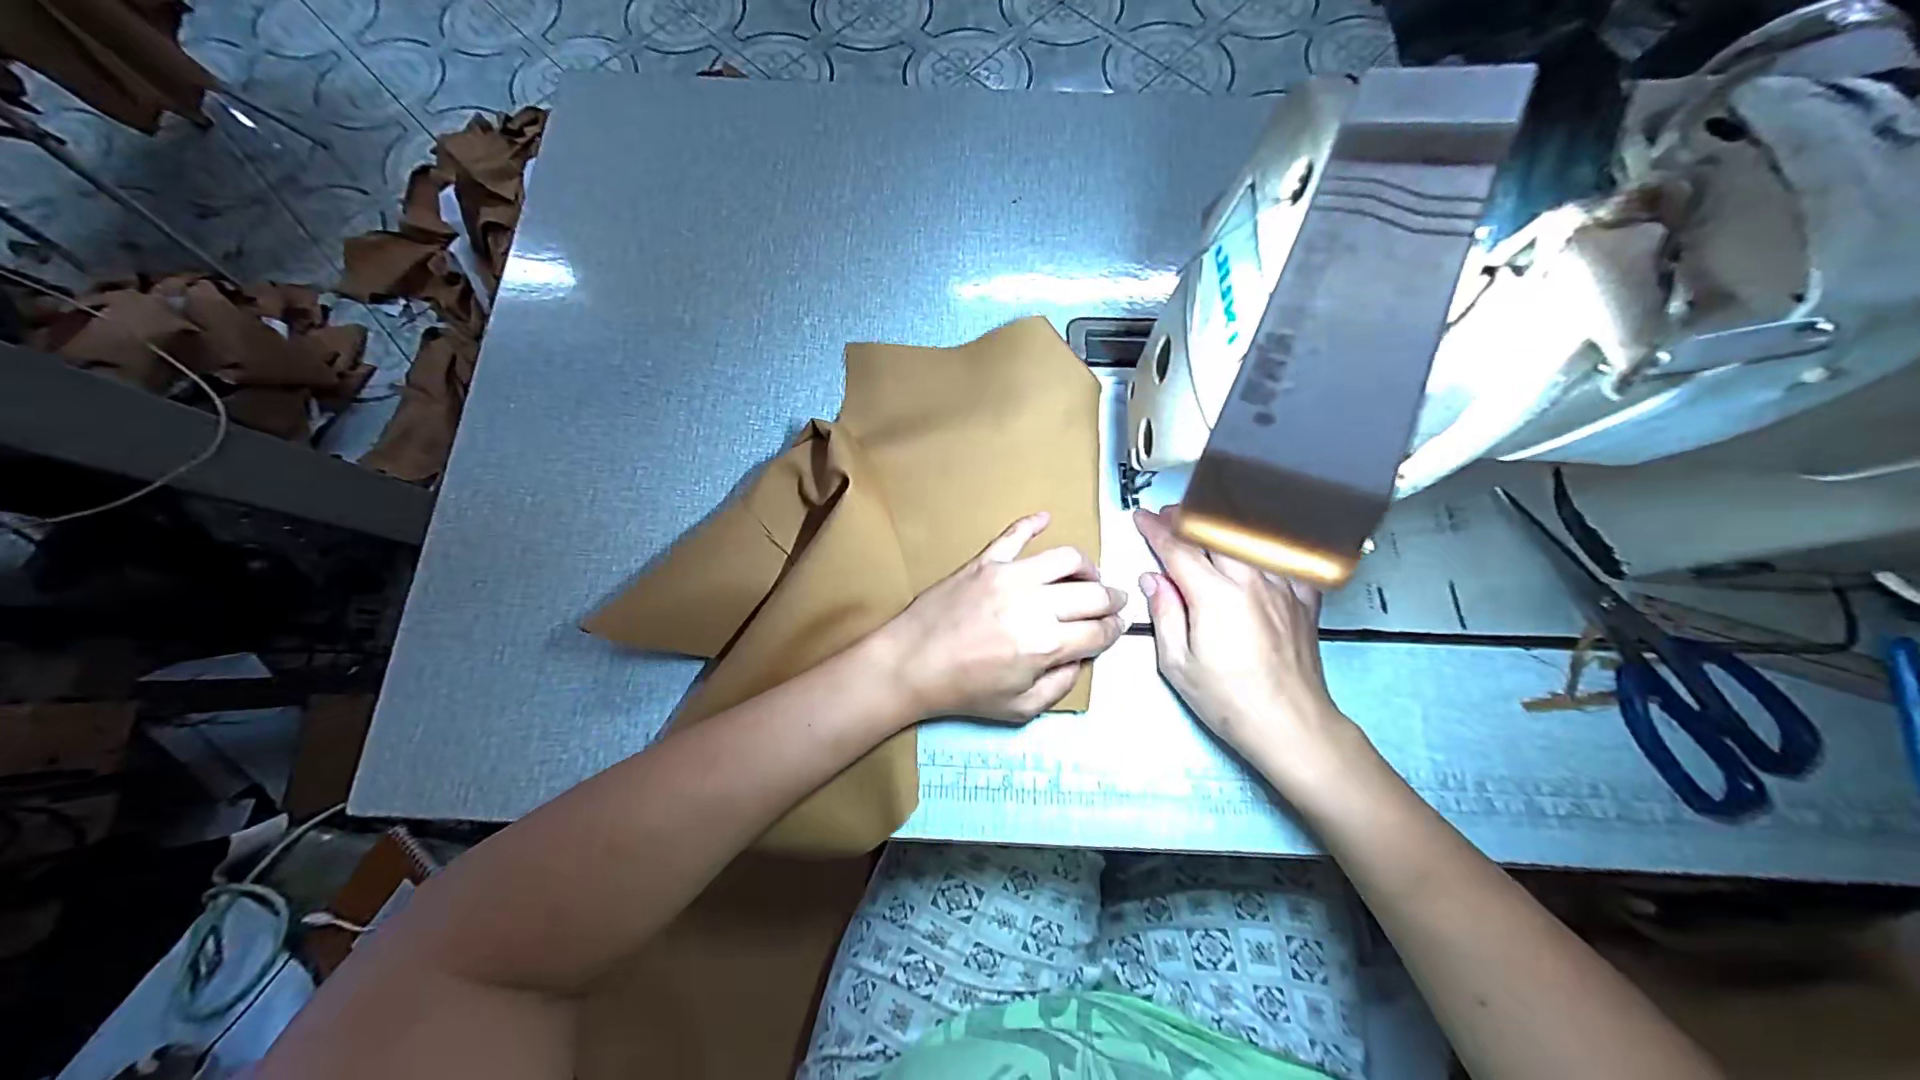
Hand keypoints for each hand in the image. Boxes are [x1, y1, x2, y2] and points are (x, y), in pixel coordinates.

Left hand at [874, 512, 1127, 721]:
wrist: (911, 665)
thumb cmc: (963, 691)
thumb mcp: (1021, 709)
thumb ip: (1061, 685)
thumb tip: (1081, 656)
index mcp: (1046, 645)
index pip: (1099, 631)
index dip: (1115, 630)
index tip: (1118, 628)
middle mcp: (1035, 605)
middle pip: (1093, 594)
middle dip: (1113, 600)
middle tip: (1115, 602)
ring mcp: (1009, 577)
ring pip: (1066, 559)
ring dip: (1087, 568)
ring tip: (1088, 578)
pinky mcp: (985, 562)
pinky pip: (1014, 534)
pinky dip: (1032, 523)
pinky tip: (1045, 519)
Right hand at [1133, 506, 1365, 782]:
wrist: (1290, 725)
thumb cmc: (1229, 701)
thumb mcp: (1177, 663)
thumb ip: (1164, 613)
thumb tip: (1154, 580)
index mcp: (1214, 596)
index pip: (1178, 548)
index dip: (1155, 529)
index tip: (1142, 519)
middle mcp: (1250, 582)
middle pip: (1215, 532)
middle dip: (1187, 518)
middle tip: (1168, 517)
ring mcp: (1281, 588)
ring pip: (1249, 538)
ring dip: (1222, 525)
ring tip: (1205, 524)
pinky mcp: (1303, 600)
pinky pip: (1284, 558)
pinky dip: (1265, 546)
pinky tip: (1255, 548)